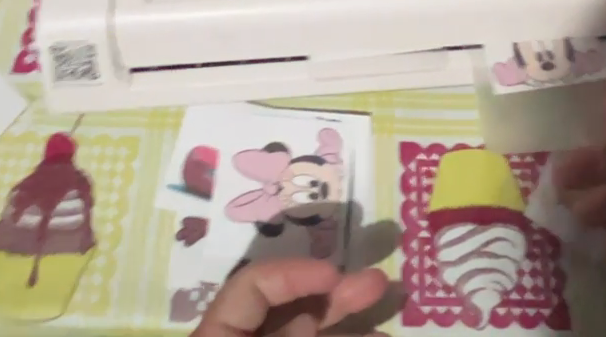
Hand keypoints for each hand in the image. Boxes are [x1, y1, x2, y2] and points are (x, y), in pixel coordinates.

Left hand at [190, 259, 389, 336]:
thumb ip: (290, 334)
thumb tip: (323, 301)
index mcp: (218, 334)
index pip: (252, 284)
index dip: (294, 274)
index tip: (333, 274)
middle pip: (290, 307)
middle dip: (337, 293)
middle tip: (378, 281)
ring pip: (309, 332)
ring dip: (349, 323)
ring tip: (387, 310)